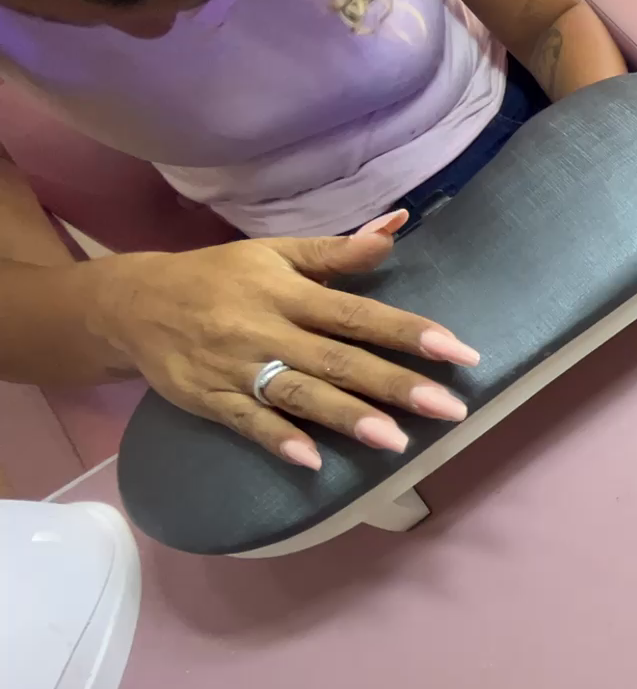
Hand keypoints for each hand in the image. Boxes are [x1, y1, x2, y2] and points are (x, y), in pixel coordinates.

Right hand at [86, 211, 481, 468]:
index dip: (410, 333)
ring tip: (398, 442)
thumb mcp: (276, 255)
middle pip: (339, 361)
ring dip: (349, 418)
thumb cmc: (222, 277)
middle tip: (451, 409)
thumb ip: (340, 251)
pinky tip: (314, 462)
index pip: (359, 315)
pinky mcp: (208, 398)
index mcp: (286, 294)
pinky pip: (247, 423)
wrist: (122, 303)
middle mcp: (264, 331)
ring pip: (300, 395)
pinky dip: (279, 440)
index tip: (462, 352)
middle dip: (396, 386)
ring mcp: (236, 368)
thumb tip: (397, 226)